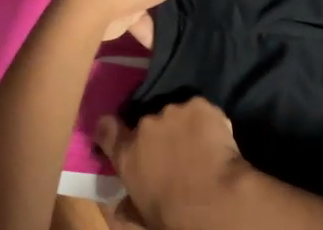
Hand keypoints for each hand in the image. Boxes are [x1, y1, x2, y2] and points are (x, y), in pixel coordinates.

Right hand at [95, 98, 253, 229]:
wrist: (211, 198)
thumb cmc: (172, 214)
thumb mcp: (143, 217)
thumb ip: (129, 206)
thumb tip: (120, 206)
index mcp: (128, 154)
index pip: (108, 131)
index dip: (110, 129)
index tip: (114, 129)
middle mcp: (146, 126)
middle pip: (149, 125)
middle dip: (159, 136)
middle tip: (174, 154)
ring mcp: (173, 112)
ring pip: (177, 116)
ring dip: (183, 128)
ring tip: (198, 147)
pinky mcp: (199, 105)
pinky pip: (200, 111)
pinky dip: (206, 122)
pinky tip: (215, 139)